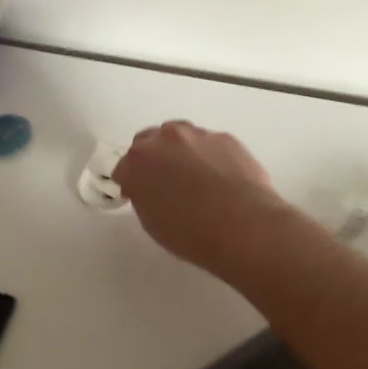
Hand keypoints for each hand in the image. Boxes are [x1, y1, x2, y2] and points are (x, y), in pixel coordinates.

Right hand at [112, 121, 291, 271]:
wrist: (243, 226)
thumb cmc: (190, 233)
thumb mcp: (152, 222)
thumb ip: (144, 196)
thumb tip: (150, 189)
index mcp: (138, 162)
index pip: (124, 167)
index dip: (130, 182)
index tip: (138, 195)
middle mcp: (165, 140)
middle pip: (149, 141)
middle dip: (152, 158)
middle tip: (164, 181)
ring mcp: (197, 135)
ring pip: (181, 136)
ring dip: (181, 151)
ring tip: (195, 177)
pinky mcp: (225, 138)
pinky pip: (209, 144)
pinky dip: (209, 156)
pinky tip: (221, 177)